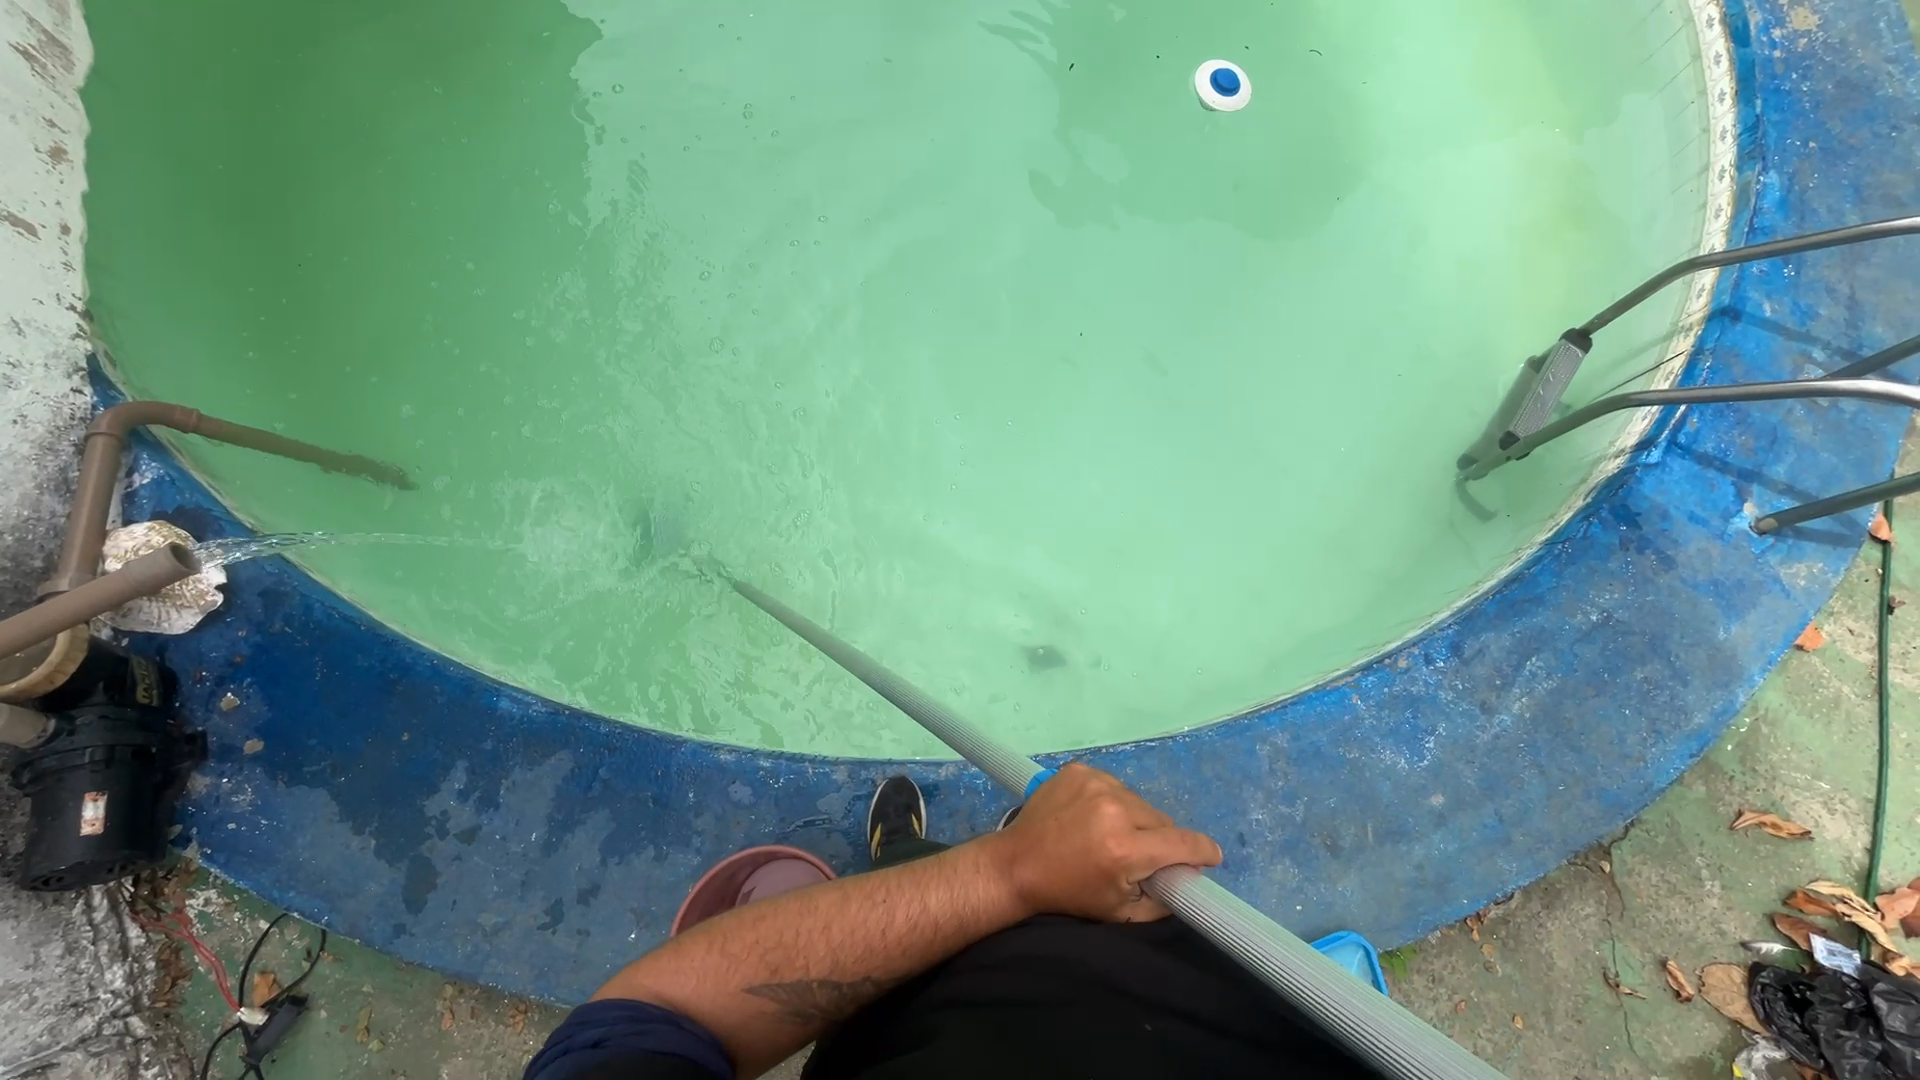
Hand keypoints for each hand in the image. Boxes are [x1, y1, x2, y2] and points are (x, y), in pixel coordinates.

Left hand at [983, 763, 1221, 922]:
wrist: (1017, 863)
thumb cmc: (1069, 893)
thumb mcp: (1120, 911)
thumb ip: (1163, 900)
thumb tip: (1189, 878)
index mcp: (1125, 848)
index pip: (1183, 843)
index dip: (1202, 852)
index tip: (1210, 857)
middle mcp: (1114, 808)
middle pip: (1161, 821)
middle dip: (1159, 839)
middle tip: (1140, 855)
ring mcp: (1095, 783)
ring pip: (1138, 801)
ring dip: (1135, 818)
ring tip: (1109, 835)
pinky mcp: (1079, 770)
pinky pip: (1114, 786)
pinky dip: (1112, 801)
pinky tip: (1092, 817)